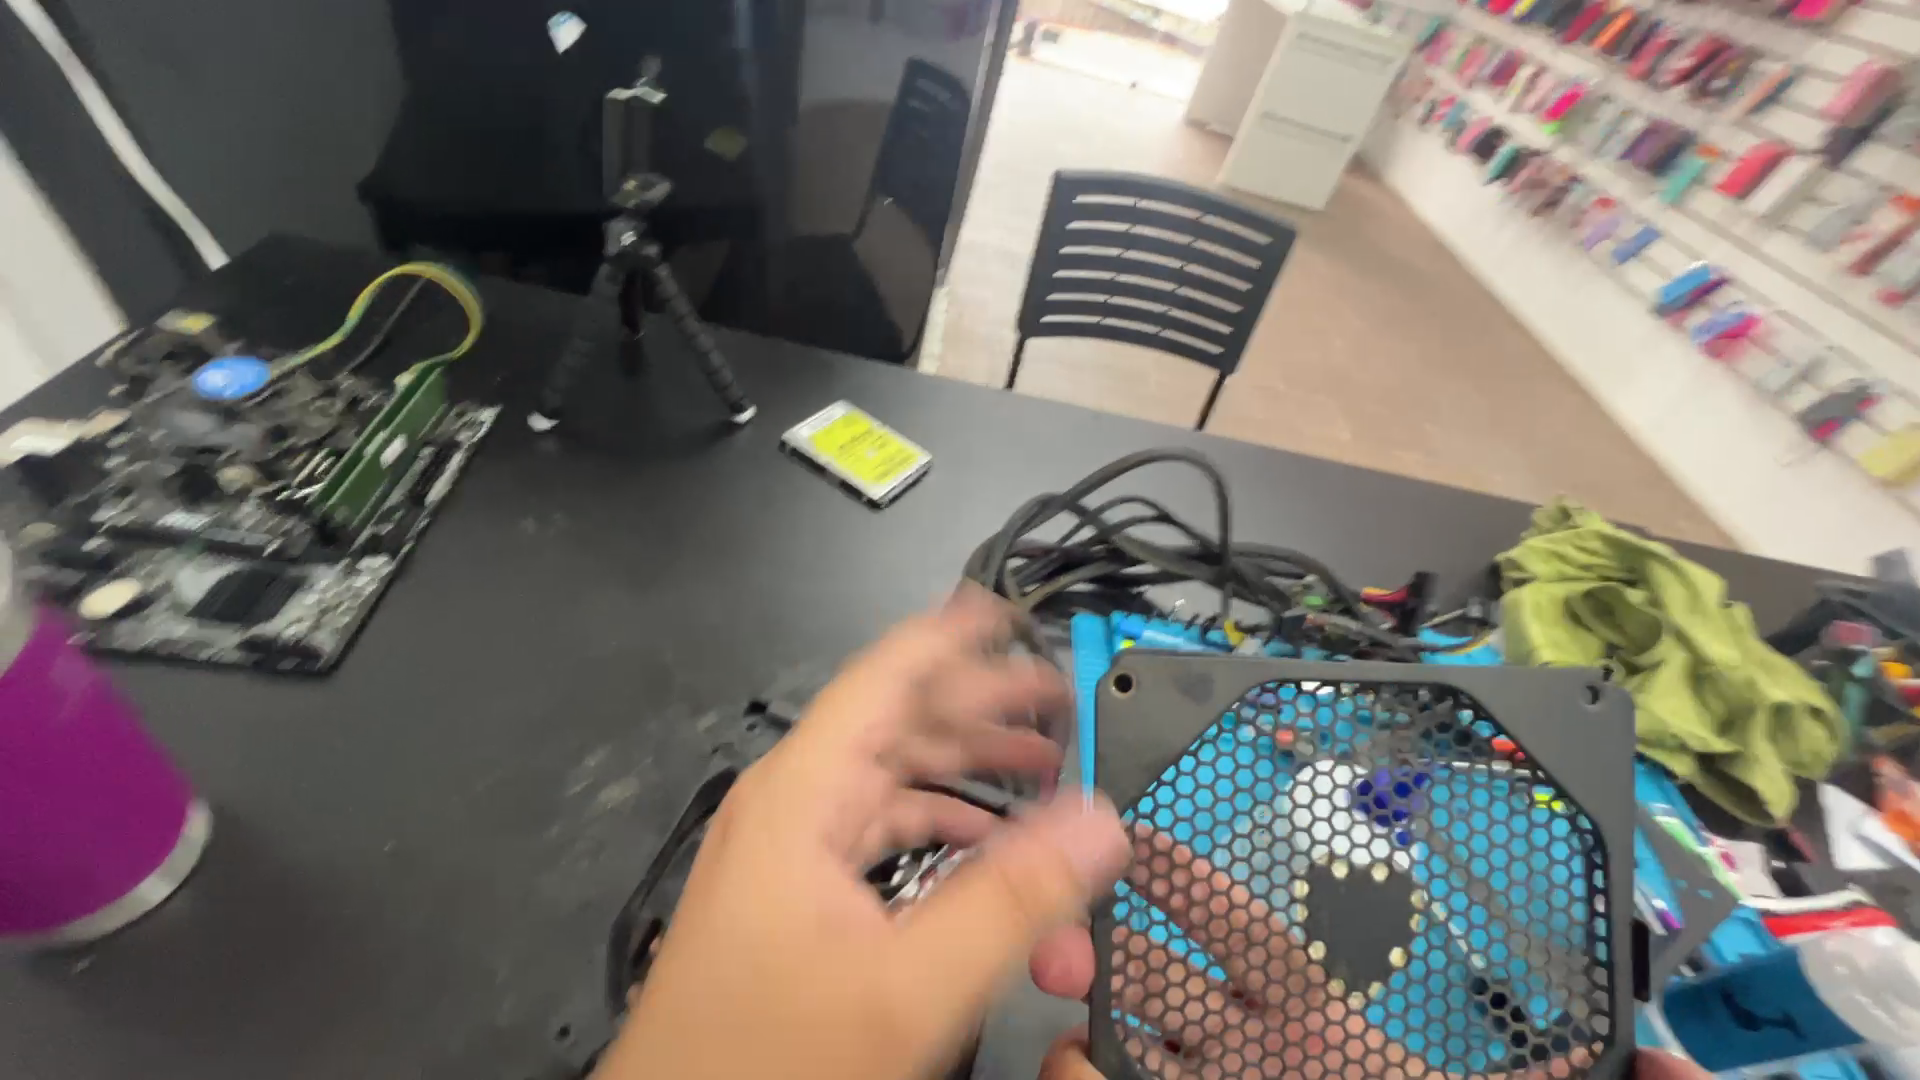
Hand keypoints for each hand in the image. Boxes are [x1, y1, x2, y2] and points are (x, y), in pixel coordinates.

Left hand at [596, 587, 1131, 1079]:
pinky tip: (984, 838)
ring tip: (1039, 766)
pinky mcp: (800, 883)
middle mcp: (796, 798)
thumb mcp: (907, 985)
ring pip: (893, 772)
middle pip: (898, 720)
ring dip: (964, 764)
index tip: (1007, 611)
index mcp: (805, 790)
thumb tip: (1099, 822)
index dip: (949, 633)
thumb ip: (1011, 899)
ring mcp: (795, 840)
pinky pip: (881, 824)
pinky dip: (939, 818)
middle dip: (980, 706)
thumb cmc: (772, 1052)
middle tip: (1055, 700)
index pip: (885, 675)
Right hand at [1035, 829, 1672, 1079]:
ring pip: (1121, 1040)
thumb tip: (1680, 1074)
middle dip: (1104, 940)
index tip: (1129, 835)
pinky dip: (1086, 1078)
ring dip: (1082, 1020)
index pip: (1241, 930)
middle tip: (1058, 936)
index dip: (1187, 881)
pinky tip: (1077, 1072)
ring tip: (1060, 1017)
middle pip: (1157, 972)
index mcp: (1315, 1024)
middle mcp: (1245, 1049)